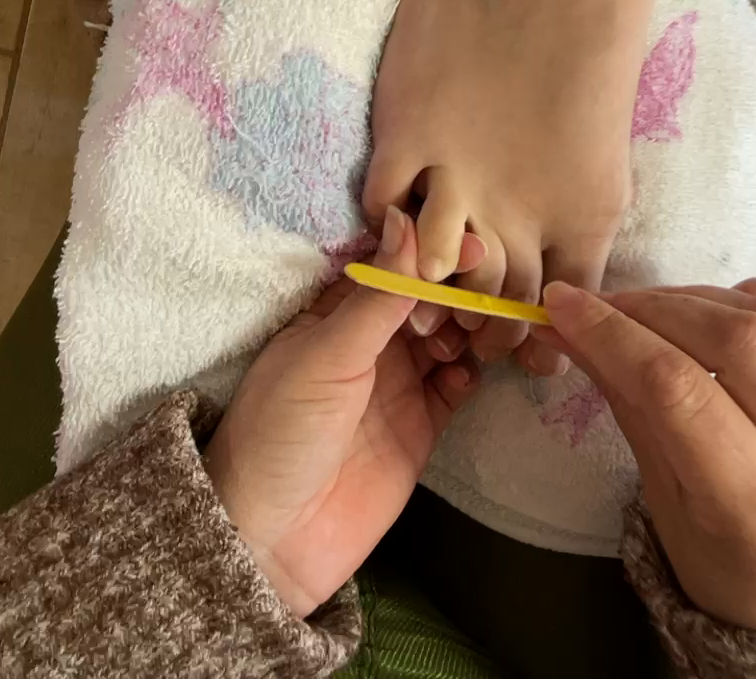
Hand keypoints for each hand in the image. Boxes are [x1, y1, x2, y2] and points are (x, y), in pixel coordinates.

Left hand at [206, 208, 481, 615]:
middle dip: (456, 290)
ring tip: (478, 333)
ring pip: (450, 335)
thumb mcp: (328, 353)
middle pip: (429, 297)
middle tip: (474, 299)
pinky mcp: (423, 423)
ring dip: (470, 327)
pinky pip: (459, 384)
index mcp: (340, 312)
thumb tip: (404, 218)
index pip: (394, 265)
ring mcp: (400, 381)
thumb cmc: (285, 428)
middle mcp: (374, 339)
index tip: (470, 244)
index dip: (430, 251)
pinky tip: (472, 371)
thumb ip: (376, 294)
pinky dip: (472, 371)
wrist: (276, 537)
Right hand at [365, 0, 662, 373]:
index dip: (541, 329)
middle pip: (496, 300)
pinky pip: (381, 211)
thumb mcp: (605, 110)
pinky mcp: (404, 133)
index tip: (523, 340)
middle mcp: (526, 207)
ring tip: (415, 290)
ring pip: (434, 273)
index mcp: (591, 202)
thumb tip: (539, 200)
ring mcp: (459, 174)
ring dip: (424, 288)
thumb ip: (573, 173)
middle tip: (462, 321)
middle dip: (481, 323)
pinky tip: (383, 220)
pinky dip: (380, 227)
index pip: (565, 301)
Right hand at [539, 278, 755, 631]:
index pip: (679, 391)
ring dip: (699, 297)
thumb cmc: (723, 562)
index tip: (563, 305)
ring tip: (654, 308)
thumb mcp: (659, 494)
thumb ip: (623, 397)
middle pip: (738, 343)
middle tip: (605, 305)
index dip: (613, 335)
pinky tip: (725, 309)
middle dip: (654, 308)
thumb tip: (567, 323)